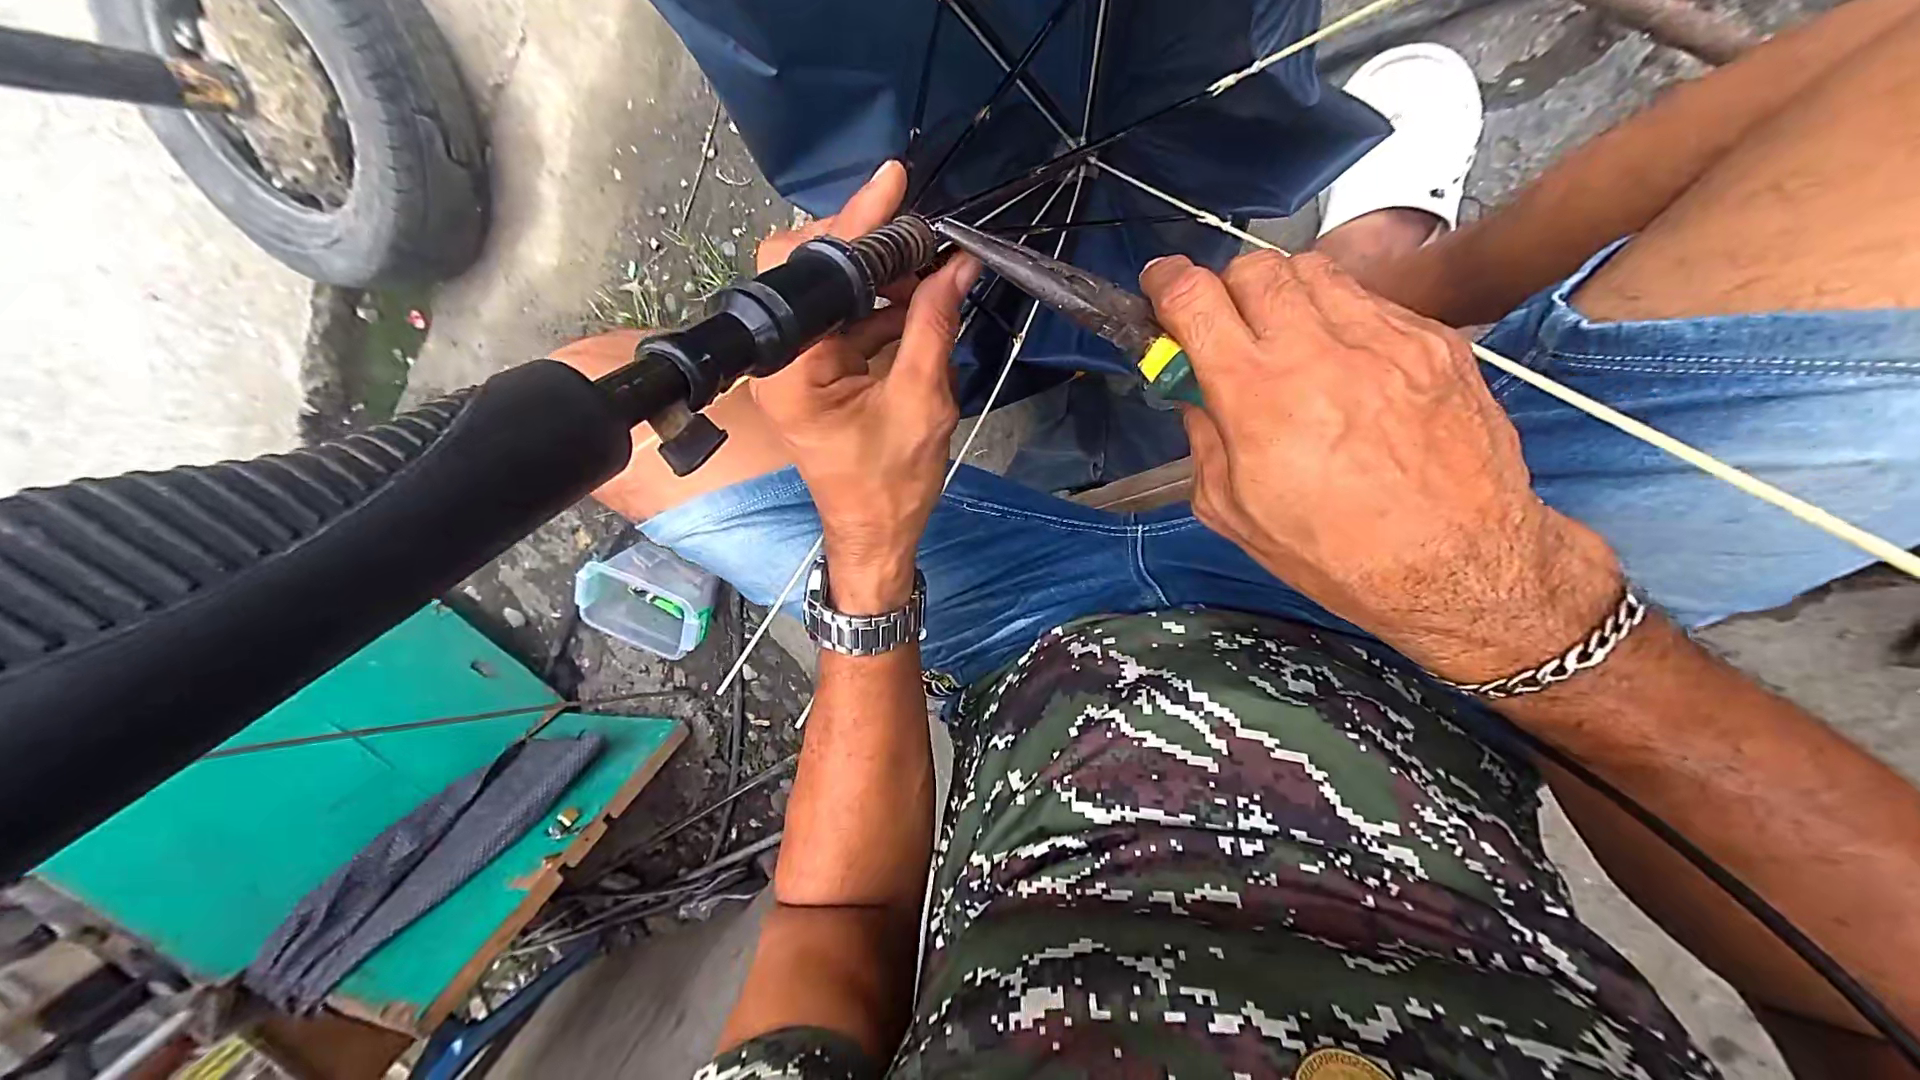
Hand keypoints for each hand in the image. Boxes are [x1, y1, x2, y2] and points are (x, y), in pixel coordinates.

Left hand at [752, 162, 979, 611]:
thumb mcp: (921, 402)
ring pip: (829, 293)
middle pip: (809, 271)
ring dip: (880, 275)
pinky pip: (844, 321)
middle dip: (866, 247)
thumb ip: (933, 325)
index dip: (854, 224)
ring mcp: (797, 365)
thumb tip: (958, 265)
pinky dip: (880, 305)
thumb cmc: (893, 486)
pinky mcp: (817, 373)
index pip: (809, 270)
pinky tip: (917, 294)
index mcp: (791, 369)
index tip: (894, 185)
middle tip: (922, 235)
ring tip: (931, 262)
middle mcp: (781, 359)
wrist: (875, 535)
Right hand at [1140, 250, 1622, 680]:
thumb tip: (1194, 395)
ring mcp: (1384, 341)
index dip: (1166, 283)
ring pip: (1312, 270)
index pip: (1196, 300)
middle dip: (1223, 287)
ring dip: (1280, 294)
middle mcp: (1319, 354)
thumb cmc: (1336, 551)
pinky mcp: (1433, 343)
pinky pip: (1367, 300)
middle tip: (1222, 324)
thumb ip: (1201, 439)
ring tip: (1281, 339)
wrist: (1454, 565)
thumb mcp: (1230, 509)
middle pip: (1253, 267)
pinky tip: (1337, 360)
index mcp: (1258, 399)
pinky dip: (1335, 316)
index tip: (1160, 286)